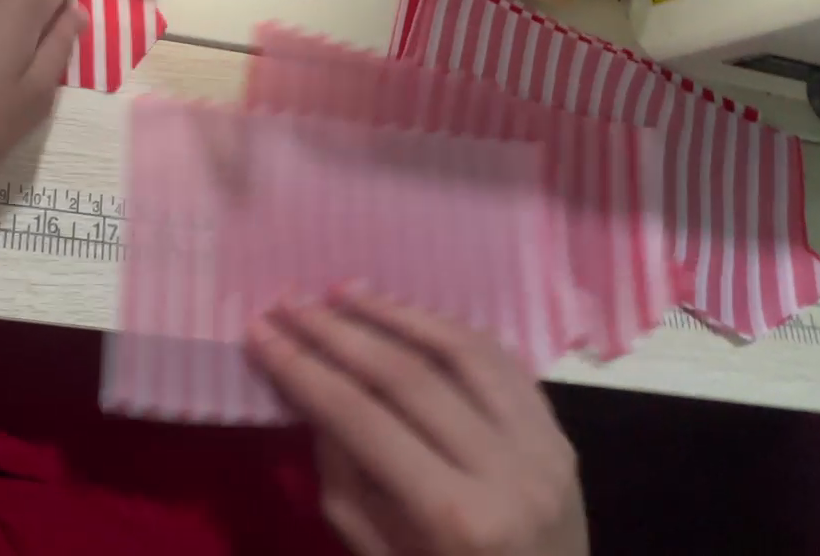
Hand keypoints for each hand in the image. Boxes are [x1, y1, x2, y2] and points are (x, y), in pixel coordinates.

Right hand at [248, 288, 587, 555]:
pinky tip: (403, 311)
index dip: (302, 367)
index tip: (258, 329)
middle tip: (287, 299)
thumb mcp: (373, 547)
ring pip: (459, 351)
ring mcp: (544, 448)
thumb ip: (339, 466)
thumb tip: (312, 385)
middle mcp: (507, 474)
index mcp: (456, 517)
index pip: (360, 418)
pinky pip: (499, 359)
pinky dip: (445, 327)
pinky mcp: (560, 433)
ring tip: (341, 289)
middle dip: (334, 330)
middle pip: (406, 375)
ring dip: (392, 311)